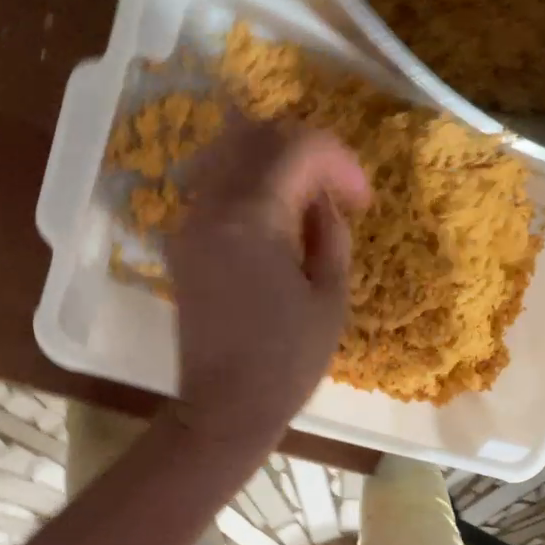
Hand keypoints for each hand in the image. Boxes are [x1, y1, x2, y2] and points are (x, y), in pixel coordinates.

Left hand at [165, 119, 370, 443]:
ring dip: (276, 163)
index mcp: (251, 218)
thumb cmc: (287, 362)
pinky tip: (278, 221)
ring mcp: (189, 221)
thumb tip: (322, 201)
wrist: (224, 408)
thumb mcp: (330, 298)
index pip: (297, 149)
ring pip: (231, 153)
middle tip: (338, 191)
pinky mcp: (182, 241)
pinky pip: (217, 186)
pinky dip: (252, 186)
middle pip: (257, 136)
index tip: (363, 200)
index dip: (340, 163)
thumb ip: (331, 234)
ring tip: (308, 203)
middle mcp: (211, 205)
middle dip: (307, 152)